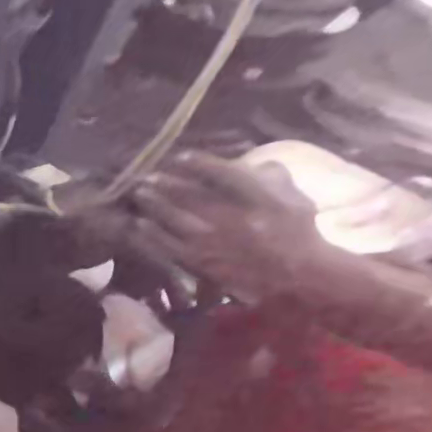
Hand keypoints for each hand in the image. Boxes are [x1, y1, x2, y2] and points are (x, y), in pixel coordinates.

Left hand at [126, 151, 325, 295]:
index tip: (180, 156)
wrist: (290, 275)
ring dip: (152, 205)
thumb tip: (245, 161)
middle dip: (165, 183)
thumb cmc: (293, 231)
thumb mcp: (293, 198)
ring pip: (172, 218)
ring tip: (139, 194)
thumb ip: (271, 177)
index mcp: (259, 199)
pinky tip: (137, 225)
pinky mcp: (194, 261)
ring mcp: (209, 241)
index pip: (224, 174)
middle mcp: (230, 218)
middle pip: (189, 195)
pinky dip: (148, 234)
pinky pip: (164, 245)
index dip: (199, 163)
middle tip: (146, 176)